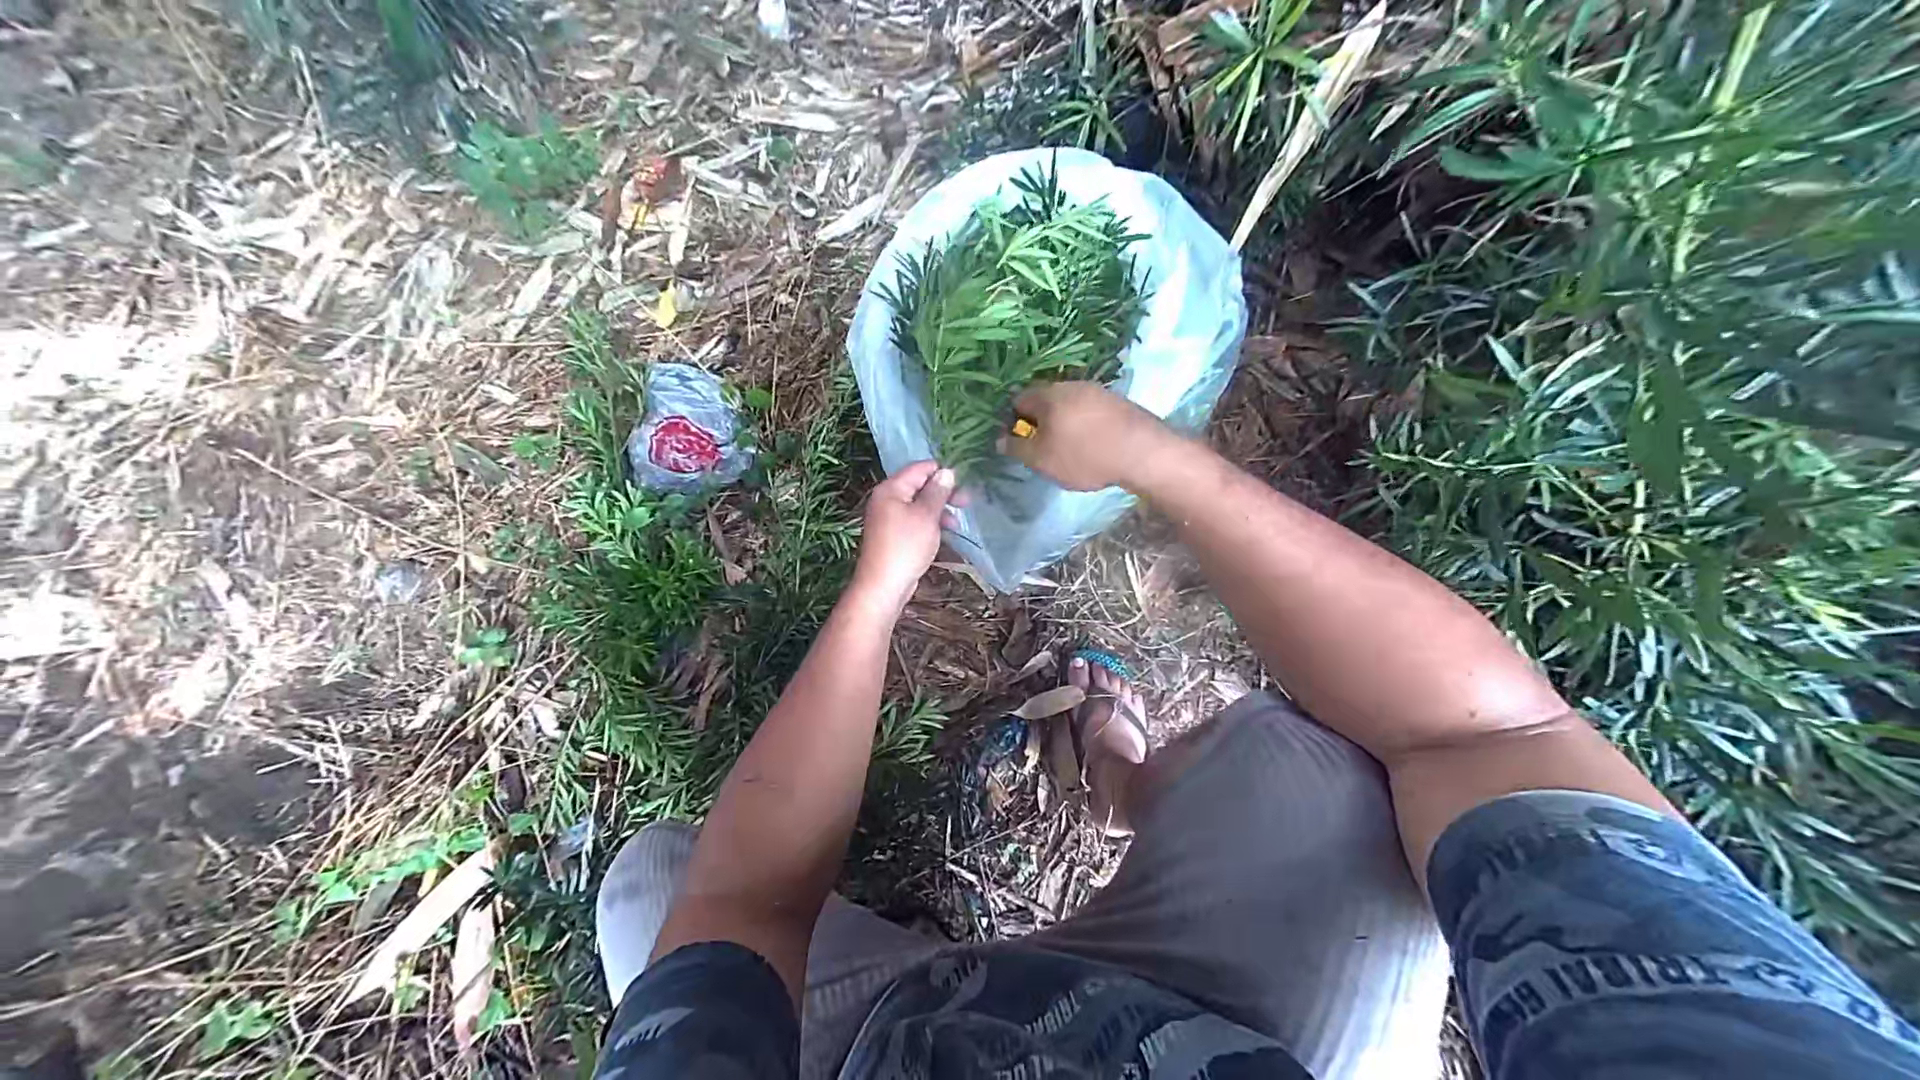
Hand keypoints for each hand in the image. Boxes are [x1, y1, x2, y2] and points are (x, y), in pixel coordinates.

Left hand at [852, 461, 955, 609]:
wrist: (883, 585)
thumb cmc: (906, 546)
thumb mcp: (926, 516)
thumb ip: (937, 492)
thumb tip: (946, 472)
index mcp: (891, 489)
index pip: (919, 468)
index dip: (942, 473)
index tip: (963, 484)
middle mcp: (887, 499)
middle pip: (919, 486)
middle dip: (943, 493)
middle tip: (966, 502)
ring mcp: (888, 517)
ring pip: (919, 505)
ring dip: (939, 510)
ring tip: (956, 524)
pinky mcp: (893, 534)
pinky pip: (915, 520)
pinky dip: (930, 523)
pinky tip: (944, 533)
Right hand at [997, 382, 1175, 491]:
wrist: (1142, 452)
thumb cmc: (1083, 455)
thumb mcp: (1041, 460)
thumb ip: (1017, 448)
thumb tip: (1001, 440)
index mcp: (1048, 394)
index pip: (1018, 400)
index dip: (1013, 421)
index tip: (1019, 443)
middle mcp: (1072, 384)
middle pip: (1045, 400)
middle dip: (1040, 421)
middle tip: (1043, 448)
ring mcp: (1098, 391)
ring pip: (1070, 404)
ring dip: (1064, 423)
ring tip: (1069, 449)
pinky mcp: (1119, 402)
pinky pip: (1091, 410)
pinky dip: (1085, 425)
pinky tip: (1093, 445)